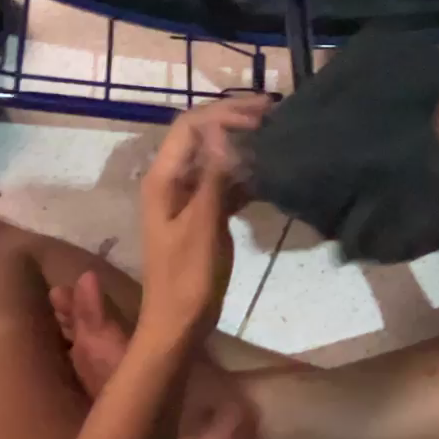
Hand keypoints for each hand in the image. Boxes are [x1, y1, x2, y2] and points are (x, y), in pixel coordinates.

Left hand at [137, 96, 271, 341]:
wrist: (178, 325)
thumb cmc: (188, 278)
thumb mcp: (203, 225)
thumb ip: (214, 176)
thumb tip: (224, 131)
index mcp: (162, 178)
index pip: (190, 126)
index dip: (224, 114)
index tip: (262, 117)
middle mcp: (170, 179)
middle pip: (200, 134)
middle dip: (233, 119)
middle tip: (274, 113)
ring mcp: (185, 196)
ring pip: (213, 155)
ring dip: (241, 142)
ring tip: (275, 135)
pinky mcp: (201, 212)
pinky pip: (222, 180)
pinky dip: (243, 171)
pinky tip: (269, 172)